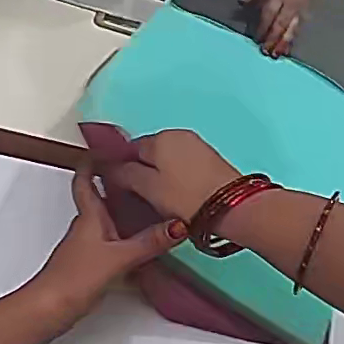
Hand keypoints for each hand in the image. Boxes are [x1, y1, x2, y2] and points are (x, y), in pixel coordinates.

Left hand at [25, 167, 188, 329]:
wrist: (51, 308)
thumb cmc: (75, 278)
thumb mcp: (118, 257)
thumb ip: (149, 242)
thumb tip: (177, 225)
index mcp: (89, 217)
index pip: (86, 181)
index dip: (92, 163)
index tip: (104, 149)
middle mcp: (86, 228)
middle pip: (100, 200)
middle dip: (116, 186)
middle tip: (140, 176)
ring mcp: (87, 247)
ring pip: (107, 222)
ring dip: (124, 214)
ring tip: (151, 208)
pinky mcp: (90, 266)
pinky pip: (112, 244)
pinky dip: (126, 240)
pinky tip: (143, 247)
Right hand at [101, 130, 241, 225]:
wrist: (231, 207)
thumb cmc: (187, 198)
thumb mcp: (147, 188)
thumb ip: (125, 174)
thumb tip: (112, 167)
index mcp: (160, 137)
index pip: (129, 148)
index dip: (121, 169)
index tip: (119, 188)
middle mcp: (179, 135)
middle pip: (150, 153)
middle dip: (142, 172)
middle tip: (140, 198)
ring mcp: (197, 147)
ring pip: (167, 161)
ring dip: (160, 178)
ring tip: (160, 202)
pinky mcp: (211, 161)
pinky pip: (183, 167)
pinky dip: (177, 180)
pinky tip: (178, 198)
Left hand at [241, 0, 314, 57]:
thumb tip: (240, 1)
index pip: (270, 13)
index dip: (264, 26)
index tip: (257, 38)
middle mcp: (289, 7)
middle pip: (281, 24)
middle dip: (273, 38)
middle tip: (265, 50)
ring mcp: (296, 15)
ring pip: (290, 30)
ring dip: (282, 43)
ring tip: (275, 54)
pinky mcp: (301, 23)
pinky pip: (296, 34)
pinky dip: (289, 44)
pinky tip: (284, 53)